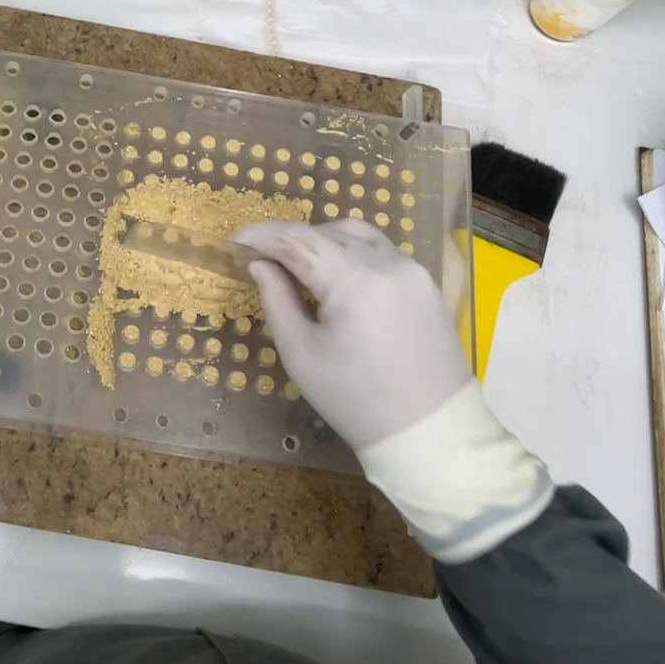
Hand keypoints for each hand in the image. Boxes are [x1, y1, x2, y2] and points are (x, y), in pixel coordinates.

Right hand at [230, 218, 471, 452]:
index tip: (234, 240)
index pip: (298, 239)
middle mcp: (388, 263)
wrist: (430, 432)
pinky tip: (335, 279)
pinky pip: (380, 251)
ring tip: (297, 267)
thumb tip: (260, 264)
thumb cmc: (355, 400)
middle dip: (289, 239)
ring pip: (356, 234)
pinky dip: (349, 253)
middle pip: (326, 232)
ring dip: (320, 241)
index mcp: (355, 281)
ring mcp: (412, 270)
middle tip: (259, 257)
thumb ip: (276, 299)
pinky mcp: (425, 283)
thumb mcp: (301, 353)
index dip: (262, 235)